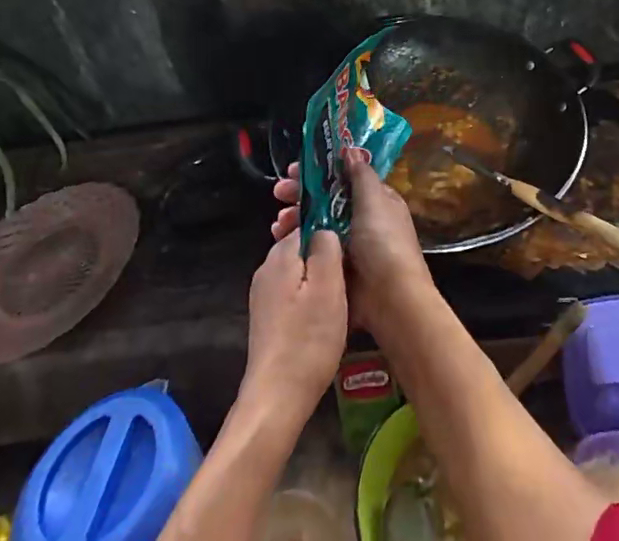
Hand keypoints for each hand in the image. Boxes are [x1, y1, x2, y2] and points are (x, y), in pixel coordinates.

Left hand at [242, 228, 347, 423]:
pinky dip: (310, 299)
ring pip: (300, 272)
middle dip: (327, 257)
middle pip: (303, 248)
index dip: (332, 230)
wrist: (277, 396)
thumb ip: (327, 248)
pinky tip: (325, 318)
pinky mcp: (267, 318)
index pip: (308, 223)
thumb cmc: (308, 339)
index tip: (354, 247)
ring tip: (343, 298)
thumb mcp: (328, 287)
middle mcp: (267, 269)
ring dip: (321, 281)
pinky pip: (294, 294)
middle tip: (353, 276)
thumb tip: (327, 227)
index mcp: (280, 256)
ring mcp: (264, 295)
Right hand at [272, 149, 433, 331]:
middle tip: (279, 192)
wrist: (390, 299)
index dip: (320, 171)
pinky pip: (311, 248)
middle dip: (301, 195)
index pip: (343, 179)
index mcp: (376, 200)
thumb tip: (350, 149)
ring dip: (294, 219)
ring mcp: (347, 244)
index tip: (295, 168)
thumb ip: (360, 175)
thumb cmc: (384, 243)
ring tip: (279, 223)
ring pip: (314, 224)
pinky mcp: (335, 267)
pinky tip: (280, 240)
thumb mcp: (375, 202)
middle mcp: (361, 219)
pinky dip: (295, 242)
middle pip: (325, 200)